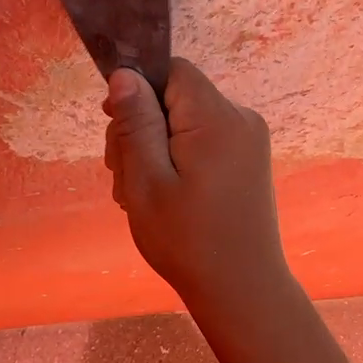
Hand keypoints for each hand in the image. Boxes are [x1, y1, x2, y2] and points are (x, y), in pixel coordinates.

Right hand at [103, 59, 286, 306]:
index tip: (116, 126)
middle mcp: (239, 118)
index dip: (138, 90)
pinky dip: (175, 160)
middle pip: (174, 97)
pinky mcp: (246, 160)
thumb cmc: (186, 240)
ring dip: (153, 148)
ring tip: (140, 193)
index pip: (171, 70)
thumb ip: (136, 123)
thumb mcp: (147, 180)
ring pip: (182, 121)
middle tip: (124, 175)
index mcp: (216, 118)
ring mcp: (247, 140)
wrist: (241, 292)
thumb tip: (124, 74)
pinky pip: (199, 141)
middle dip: (141, 127)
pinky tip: (162, 196)